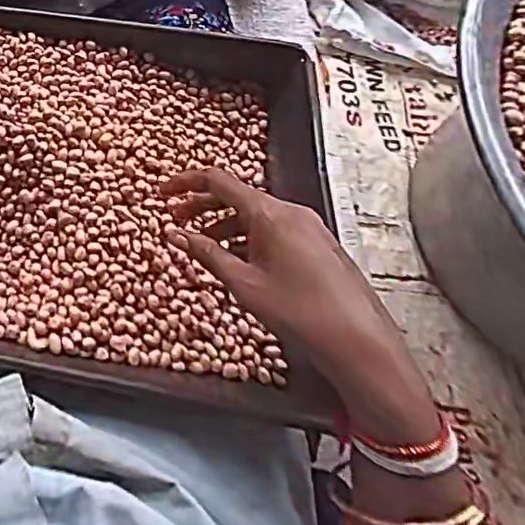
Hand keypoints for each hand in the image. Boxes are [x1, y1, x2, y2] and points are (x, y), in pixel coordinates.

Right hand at [161, 168, 435, 441]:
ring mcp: (308, 227)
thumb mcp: (243, 283)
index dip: (185, 183)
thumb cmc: (302, 313)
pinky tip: (235, 259)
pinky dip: (246, 236)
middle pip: (235, 195)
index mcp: (270, 214)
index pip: (217, 180)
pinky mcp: (317, 244)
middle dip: (201, 206)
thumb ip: (206, 253)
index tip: (164, 193)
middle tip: (176, 220)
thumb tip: (177, 234)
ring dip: (222, 223)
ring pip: (254, 213)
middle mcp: (291, 212)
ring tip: (201, 244)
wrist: (360, 344)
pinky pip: (273, 229)